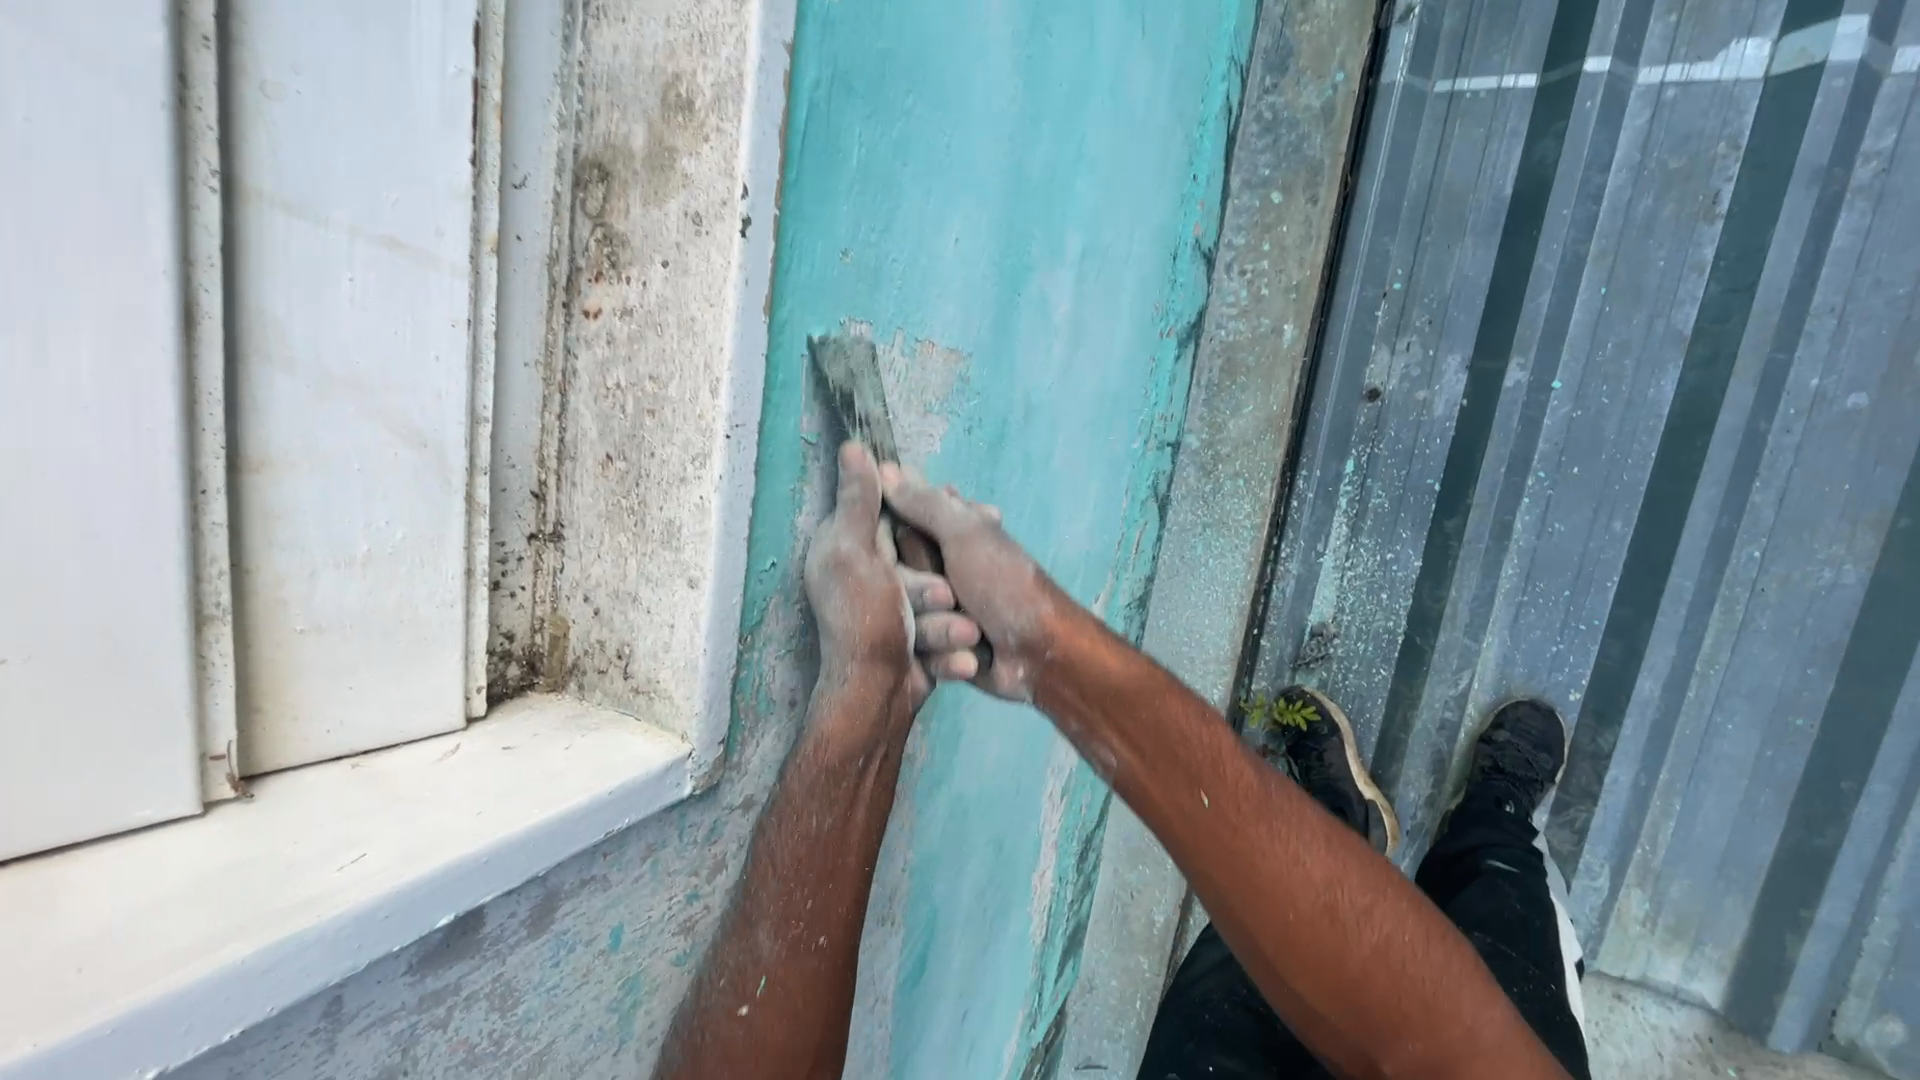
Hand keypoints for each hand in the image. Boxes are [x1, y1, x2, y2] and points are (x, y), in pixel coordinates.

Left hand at [803, 443, 980, 717]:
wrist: (881, 698)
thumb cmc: (865, 620)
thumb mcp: (855, 553)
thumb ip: (858, 502)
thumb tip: (852, 446)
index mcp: (848, 550)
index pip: (890, 519)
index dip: (921, 520)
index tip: (955, 517)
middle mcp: (870, 576)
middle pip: (924, 561)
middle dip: (938, 586)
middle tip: (946, 597)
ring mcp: (898, 612)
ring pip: (941, 600)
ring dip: (947, 622)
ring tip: (957, 637)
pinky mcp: (920, 641)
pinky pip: (945, 634)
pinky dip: (949, 649)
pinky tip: (957, 660)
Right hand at [879, 463, 1071, 701]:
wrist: (1039, 653)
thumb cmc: (1004, 585)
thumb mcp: (967, 535)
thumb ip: (925, 504)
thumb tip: (885, 468)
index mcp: (946, 533)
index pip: (894, 524)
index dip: (890, 539)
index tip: (902, 550)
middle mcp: (935, 567)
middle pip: (892, 574)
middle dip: (918, 590)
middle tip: (950, 597)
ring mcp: (933, 609)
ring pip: (901, 615)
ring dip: (935, 627)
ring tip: (969, 632)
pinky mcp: (935, 647)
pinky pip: (915, 650)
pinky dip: (942, 654)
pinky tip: (965, 658)